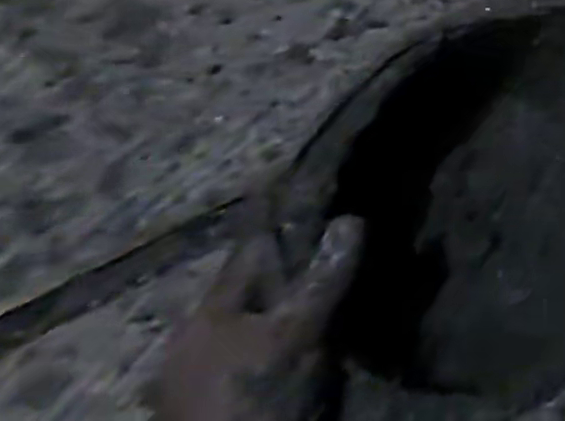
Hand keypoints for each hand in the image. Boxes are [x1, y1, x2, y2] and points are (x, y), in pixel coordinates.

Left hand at [149, 217, 363, 420]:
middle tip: (348, 202)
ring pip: (276, 299)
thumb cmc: (254, 395)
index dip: (279, 209)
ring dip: (310, 272)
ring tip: (354, 240)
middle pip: (266, 272)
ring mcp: (227, 358)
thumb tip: (351, 217)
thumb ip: (323, 277)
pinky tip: (340, 293)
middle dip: (303, 240)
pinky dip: (312, 301)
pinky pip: (285, 322)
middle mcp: (213, 330)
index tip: (301, 168)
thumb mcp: (294, 335)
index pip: (252, 247)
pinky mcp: (249, 376)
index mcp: (210, 314)